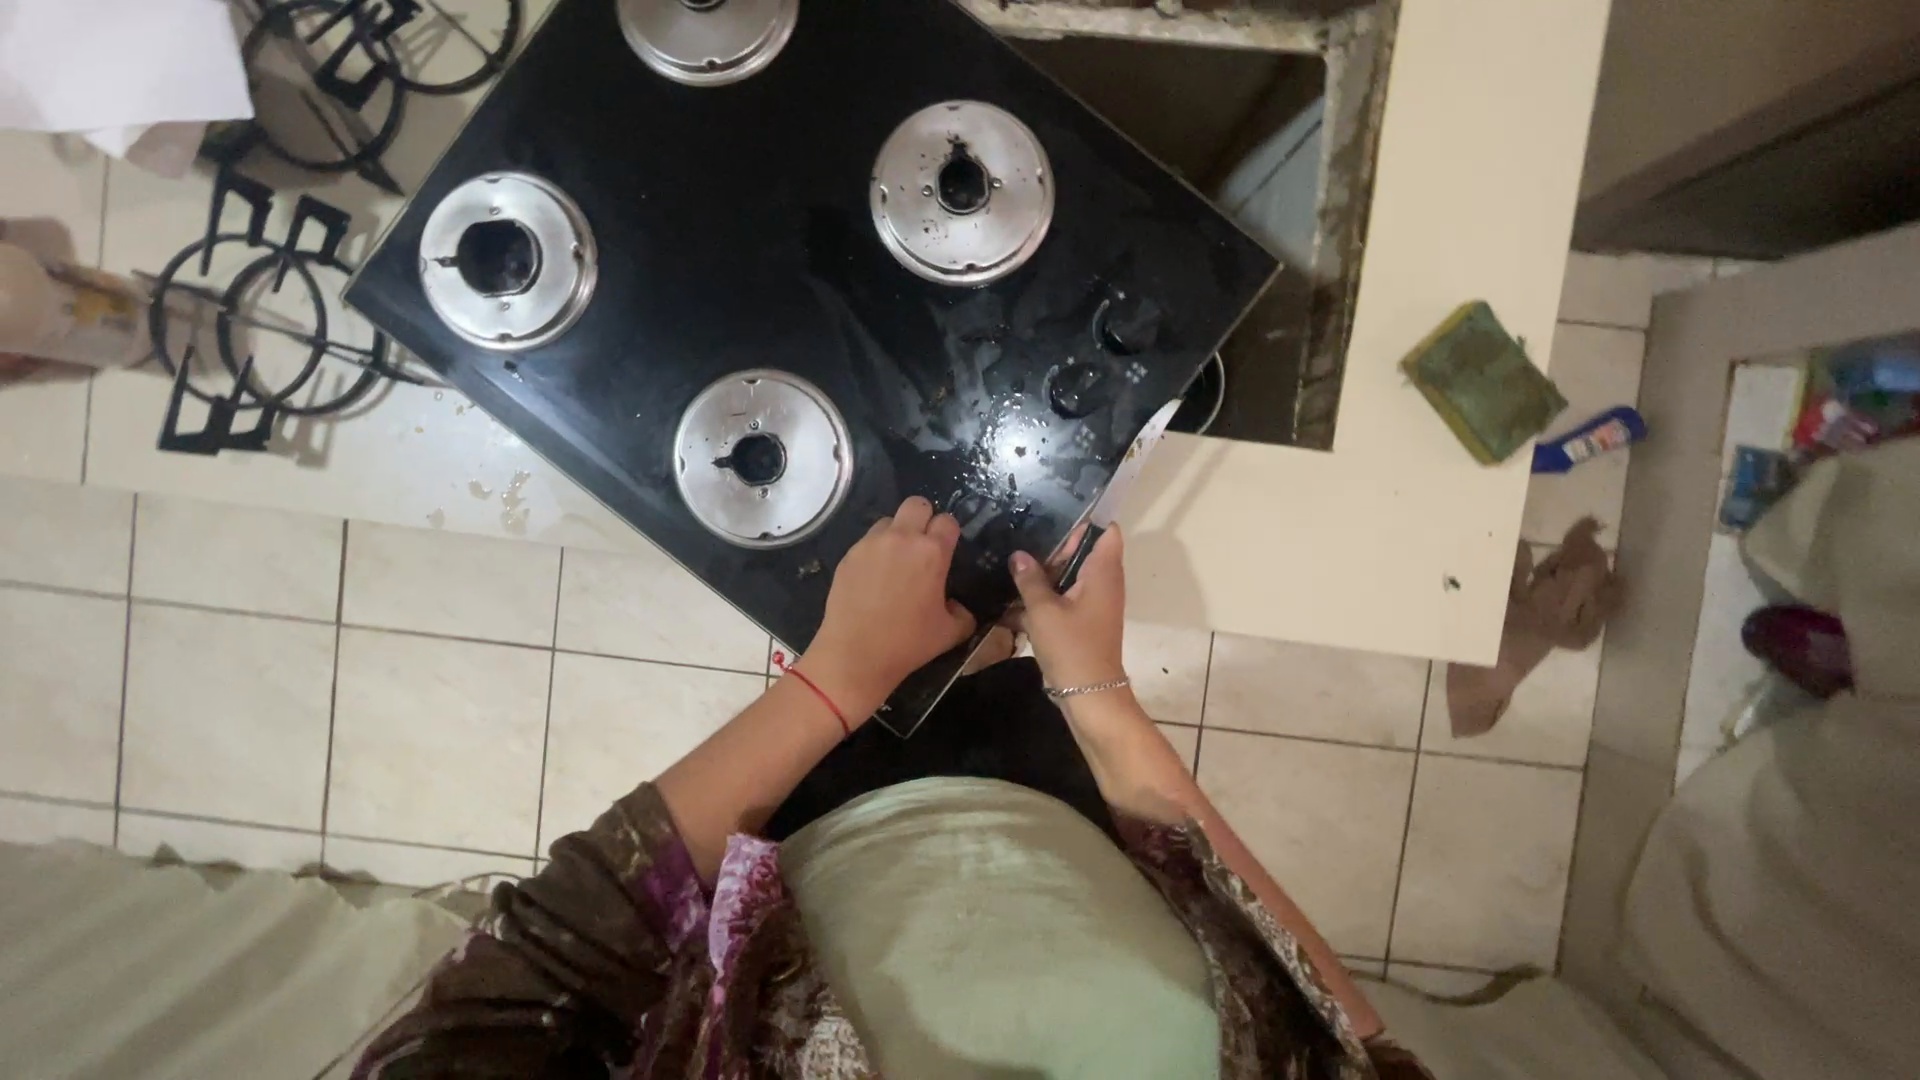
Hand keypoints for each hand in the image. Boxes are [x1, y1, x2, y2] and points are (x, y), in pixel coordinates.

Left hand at [800, 496, 976, 721]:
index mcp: (932, 552)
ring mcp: (871, 544)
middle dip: (924, 518)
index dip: (950, 533)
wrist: (855, 654)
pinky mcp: (849, 555)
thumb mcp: (950, 633)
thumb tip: (957, 606)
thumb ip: (963, 614)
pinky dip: (875, 550)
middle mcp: (902, 538)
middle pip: (917, 504)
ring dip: (897, 532)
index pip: (948, 521)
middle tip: (923, 545)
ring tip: (896, 560)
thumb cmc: (908, 643)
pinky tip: (875, 577)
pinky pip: (867, 540)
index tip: (947, 549)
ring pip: (889, 520)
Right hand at [1008, 524, 1126, 691]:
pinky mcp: (1082, 620)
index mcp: (1103, 571)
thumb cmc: (1071, 646)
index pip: (1107, 530)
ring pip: (1070, 575)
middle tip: (1022, 537)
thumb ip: (1030, 579)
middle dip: (1054, 545)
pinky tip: (1014, 596)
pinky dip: (1045, 596)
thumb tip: (1019, 555)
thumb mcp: (1042, 609)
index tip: (1054, 514)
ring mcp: (1093, 602)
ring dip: (1045, 572)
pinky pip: (1064, 597)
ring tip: (1011, 560)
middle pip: (1083, 550)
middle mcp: (1103, 582)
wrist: (1088, 694)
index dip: (1085, 519)